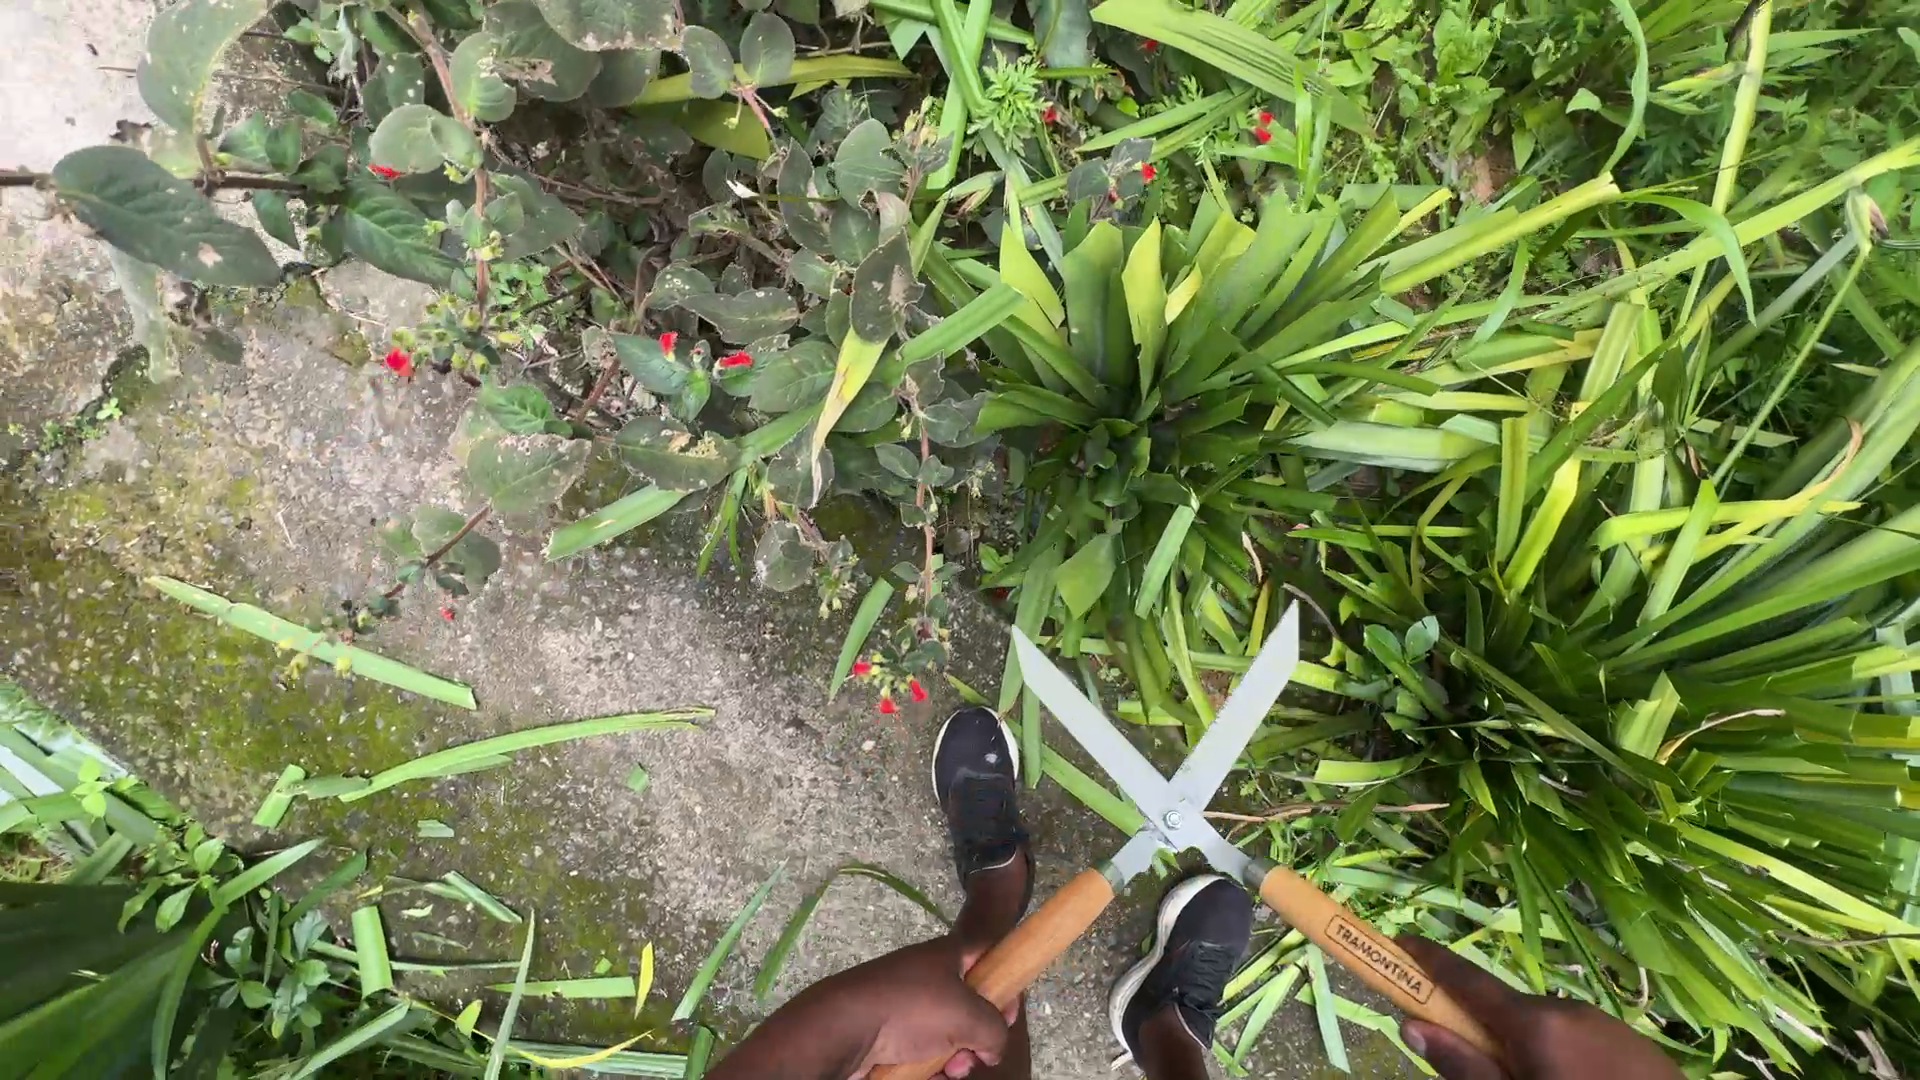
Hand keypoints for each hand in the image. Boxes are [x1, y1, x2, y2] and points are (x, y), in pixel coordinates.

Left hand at [707, 934, 1010, 1079]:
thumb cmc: (911, 1008)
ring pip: (947, 1031)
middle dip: (980, 1032)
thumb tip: (995, 1044)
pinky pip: (923, 1049)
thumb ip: (995, 1027)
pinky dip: (932, 1066)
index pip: (986, 955)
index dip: (1004, 981)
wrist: (847, 1026)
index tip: (1009, 1015)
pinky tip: (933, 1077)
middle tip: (978, 1053)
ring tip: (952, 1070)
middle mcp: (929, 974)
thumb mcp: (968, 1014)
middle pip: (969, 1001)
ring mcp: (908, 1003)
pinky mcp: (891, 1031)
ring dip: (957, 1055)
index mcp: (947, 955)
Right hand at [1397, 937, 1683, 1079]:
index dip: (1427, 958)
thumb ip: (1464, 1068)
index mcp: (1533, 1021)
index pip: (1464, 977)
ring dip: (1531, 1044)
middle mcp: (1568, 1008)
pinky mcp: (1646, 1049)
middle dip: (1486, 1026)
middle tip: (1485, 1064)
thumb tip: (1410, 1025)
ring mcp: (1612, 1026)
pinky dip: (1570, 1056)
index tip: (1398, 941)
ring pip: (1548, 1025)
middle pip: (1506, 1007)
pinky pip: (1586, 1040)